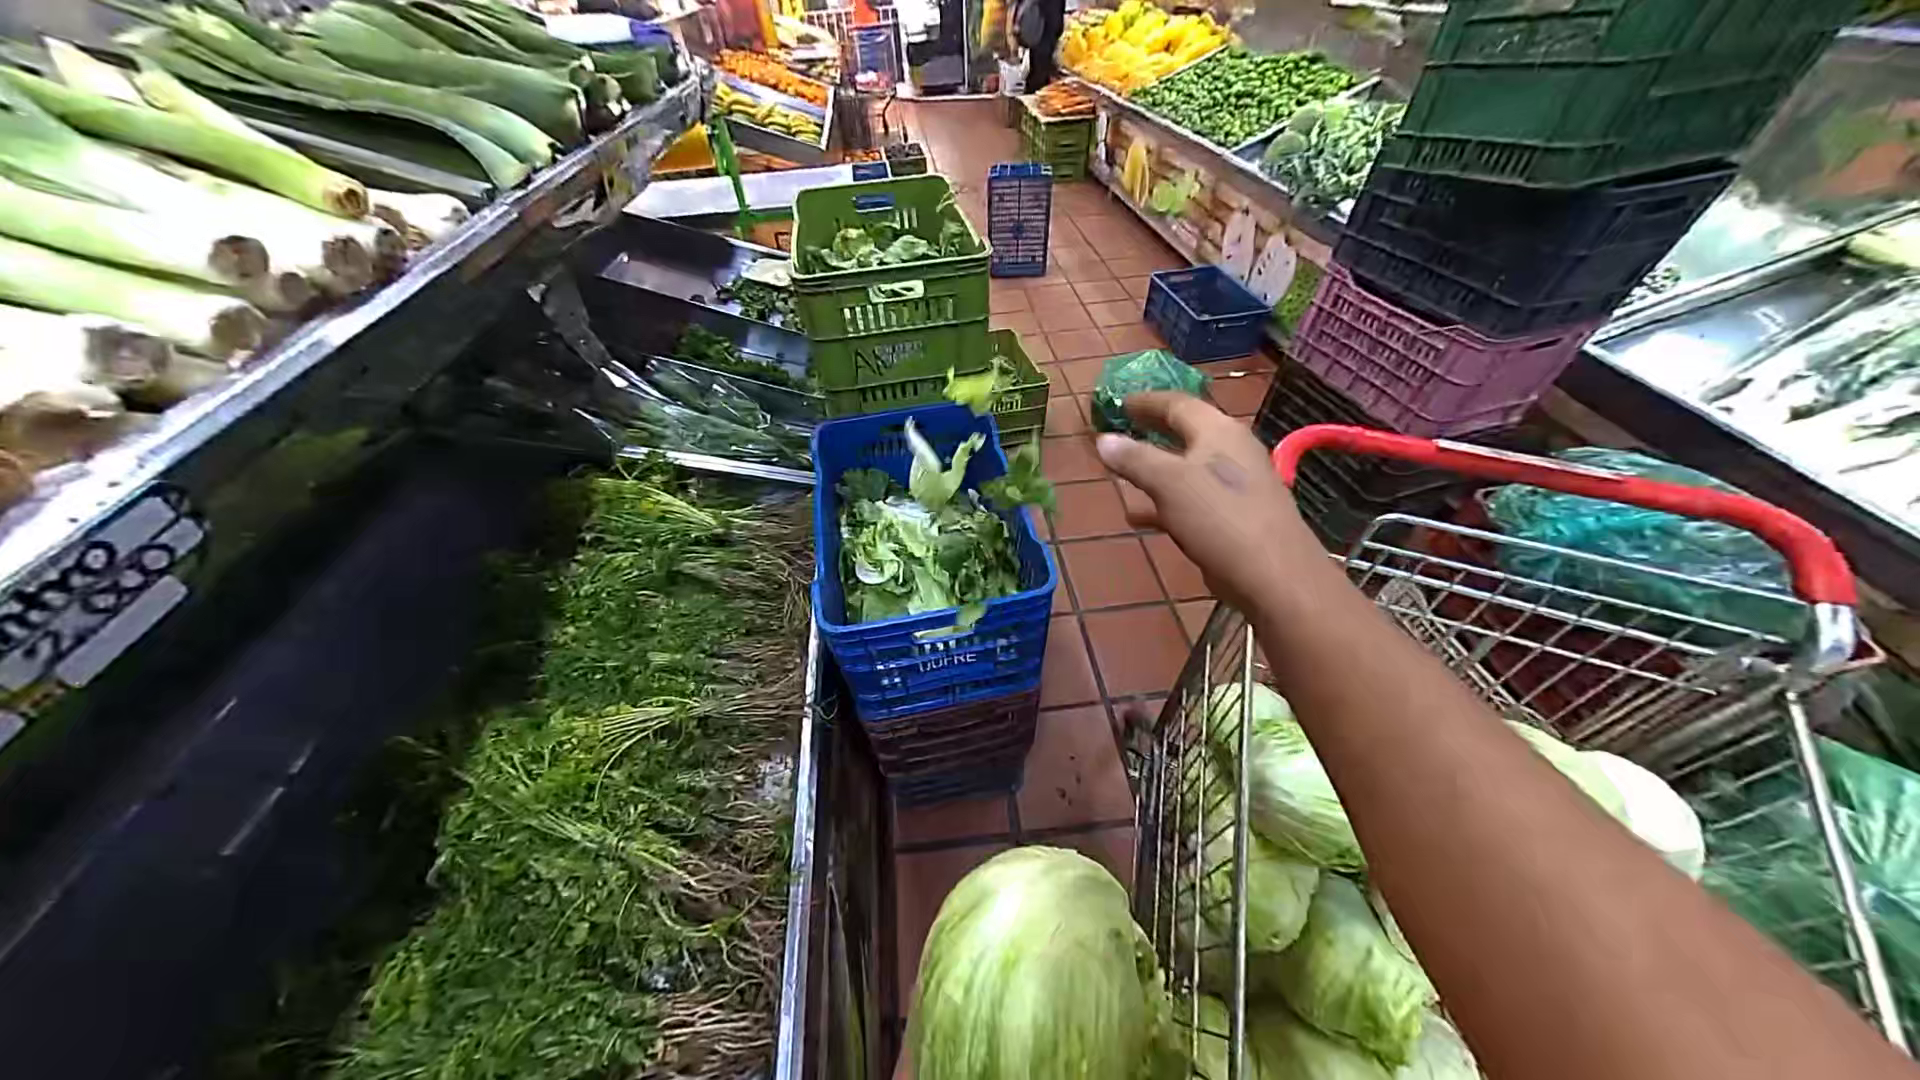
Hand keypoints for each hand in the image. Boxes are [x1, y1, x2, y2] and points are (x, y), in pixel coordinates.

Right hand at [1094, 392, 1326, 614]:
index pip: (1179, 403)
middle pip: (1185, 432)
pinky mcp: (1231, 517)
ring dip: (1154, 467)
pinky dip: (1163, 501)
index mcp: (1219, 432)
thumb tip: (1103, 440)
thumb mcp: (1170, 483)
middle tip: (1121, 428)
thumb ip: (1135, 459)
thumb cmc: (1220, 519)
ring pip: (1185, 467)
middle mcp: (1230, 451)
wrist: (1273, 576)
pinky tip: (1137, 516)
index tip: (1118, 402)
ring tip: (1122, 470)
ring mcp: (1234, 486)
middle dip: (1151, 430)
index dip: (1147, 401)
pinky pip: (1189, 499)